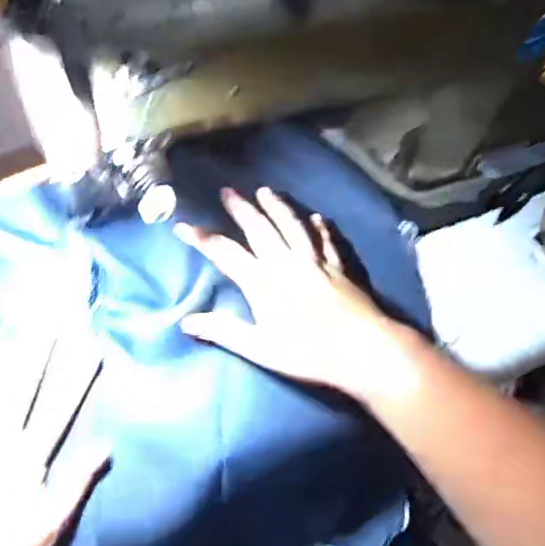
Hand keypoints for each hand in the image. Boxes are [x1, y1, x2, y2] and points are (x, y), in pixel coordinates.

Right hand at [174, 187, 426, 396]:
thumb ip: (223, 332)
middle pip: (260, 229)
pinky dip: (320, 227)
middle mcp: (287, 263)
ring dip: (278, 207)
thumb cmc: (308, 354)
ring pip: (293, 226)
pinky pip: (327, 240)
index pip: (226, 254)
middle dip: (241, 209)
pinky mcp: (340, 266)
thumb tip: (186, 321)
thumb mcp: (259, 348)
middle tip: (227, 191)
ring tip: (266, 191)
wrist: (362, 349)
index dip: (202, 239)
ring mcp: (316, 261)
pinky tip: (317, 218)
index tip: (183, 225)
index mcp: (263, 282)